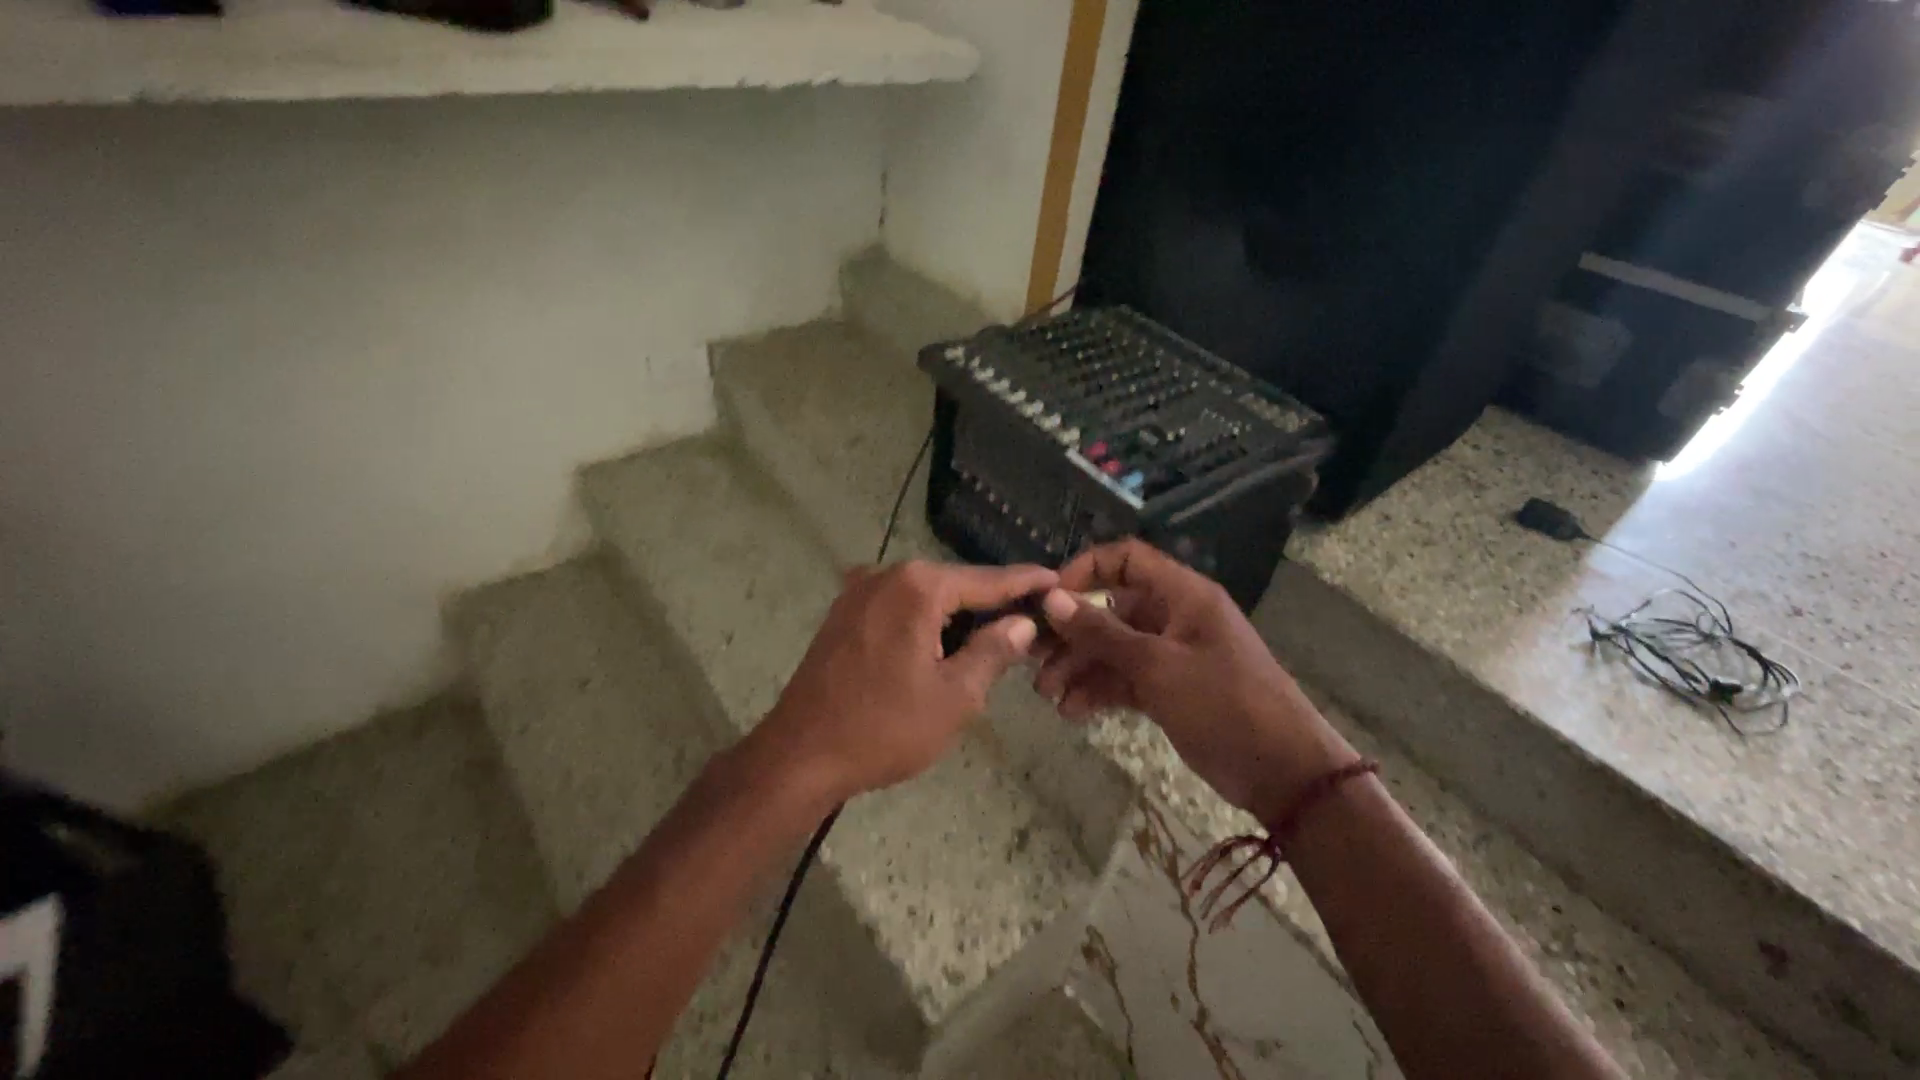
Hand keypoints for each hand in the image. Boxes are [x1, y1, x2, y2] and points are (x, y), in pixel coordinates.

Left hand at [754, 560, 1057, 802]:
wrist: (800, 755)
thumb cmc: (884, 728)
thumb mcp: (954, 696)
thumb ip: (993, 651)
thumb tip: (1022, 623)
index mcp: (917, 588)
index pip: (987, 580)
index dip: (1026, 583)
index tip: (1058, 579)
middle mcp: (886, 575)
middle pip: (955, 585)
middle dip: (992, 603)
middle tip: (1033, 621)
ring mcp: (858, 592)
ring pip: (925, 597)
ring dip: (958, 616)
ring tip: (996, 637)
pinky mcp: (843, 614)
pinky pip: (898, 608)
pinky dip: (926, 622)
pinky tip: (944, 645)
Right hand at [1033, 539, 1356, 823]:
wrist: (1281, 770)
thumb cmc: (1224, 703)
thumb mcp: (1157, 666)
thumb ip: (1102, 633)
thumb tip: (1052, 600)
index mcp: (1182, 595)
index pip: (1126, 560)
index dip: (1085, 571)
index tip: (1048, 600)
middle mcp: (1174, 618)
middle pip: (1111, 610)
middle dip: (1071, 634)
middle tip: (1034, 661)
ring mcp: (1171, 656)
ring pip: (1113, 649)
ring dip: (1079, 668)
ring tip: (1049, 697)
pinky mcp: (1169, 691)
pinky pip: (1124, 680)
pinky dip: (1098, 692)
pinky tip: (1073, 712)